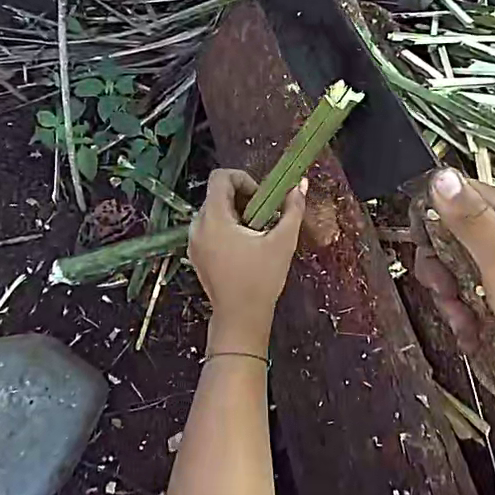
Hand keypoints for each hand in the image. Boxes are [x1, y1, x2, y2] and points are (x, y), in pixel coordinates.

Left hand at [188, 169, 306, 342]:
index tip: (261, 198)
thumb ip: (293, 209)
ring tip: (256, 234)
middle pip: (217, 193)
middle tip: (264, 217)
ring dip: (235, 213)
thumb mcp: (283, 242)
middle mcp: (197, 225)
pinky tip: (244, 247)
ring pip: (213, 210)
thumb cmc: (261, 279)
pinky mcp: (195, 254)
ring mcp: (193, 241)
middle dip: (243, 198)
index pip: (220, 177)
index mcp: (214, 218)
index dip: (243, 179)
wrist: (240, 318)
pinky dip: (226, 227)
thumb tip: (301, 184)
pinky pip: (209, 227)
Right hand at [415, 168, 494, 389]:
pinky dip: (471, 319)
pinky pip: (481, 302)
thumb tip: (441, 175)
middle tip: (446, 290)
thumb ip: (468, 219)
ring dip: (454, 299)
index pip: (454, 197)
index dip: (432, 221)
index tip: (427, 249)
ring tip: (464, 320)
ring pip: (464, 274)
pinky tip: (474, 335)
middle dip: (441, 269)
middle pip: (454, 239)